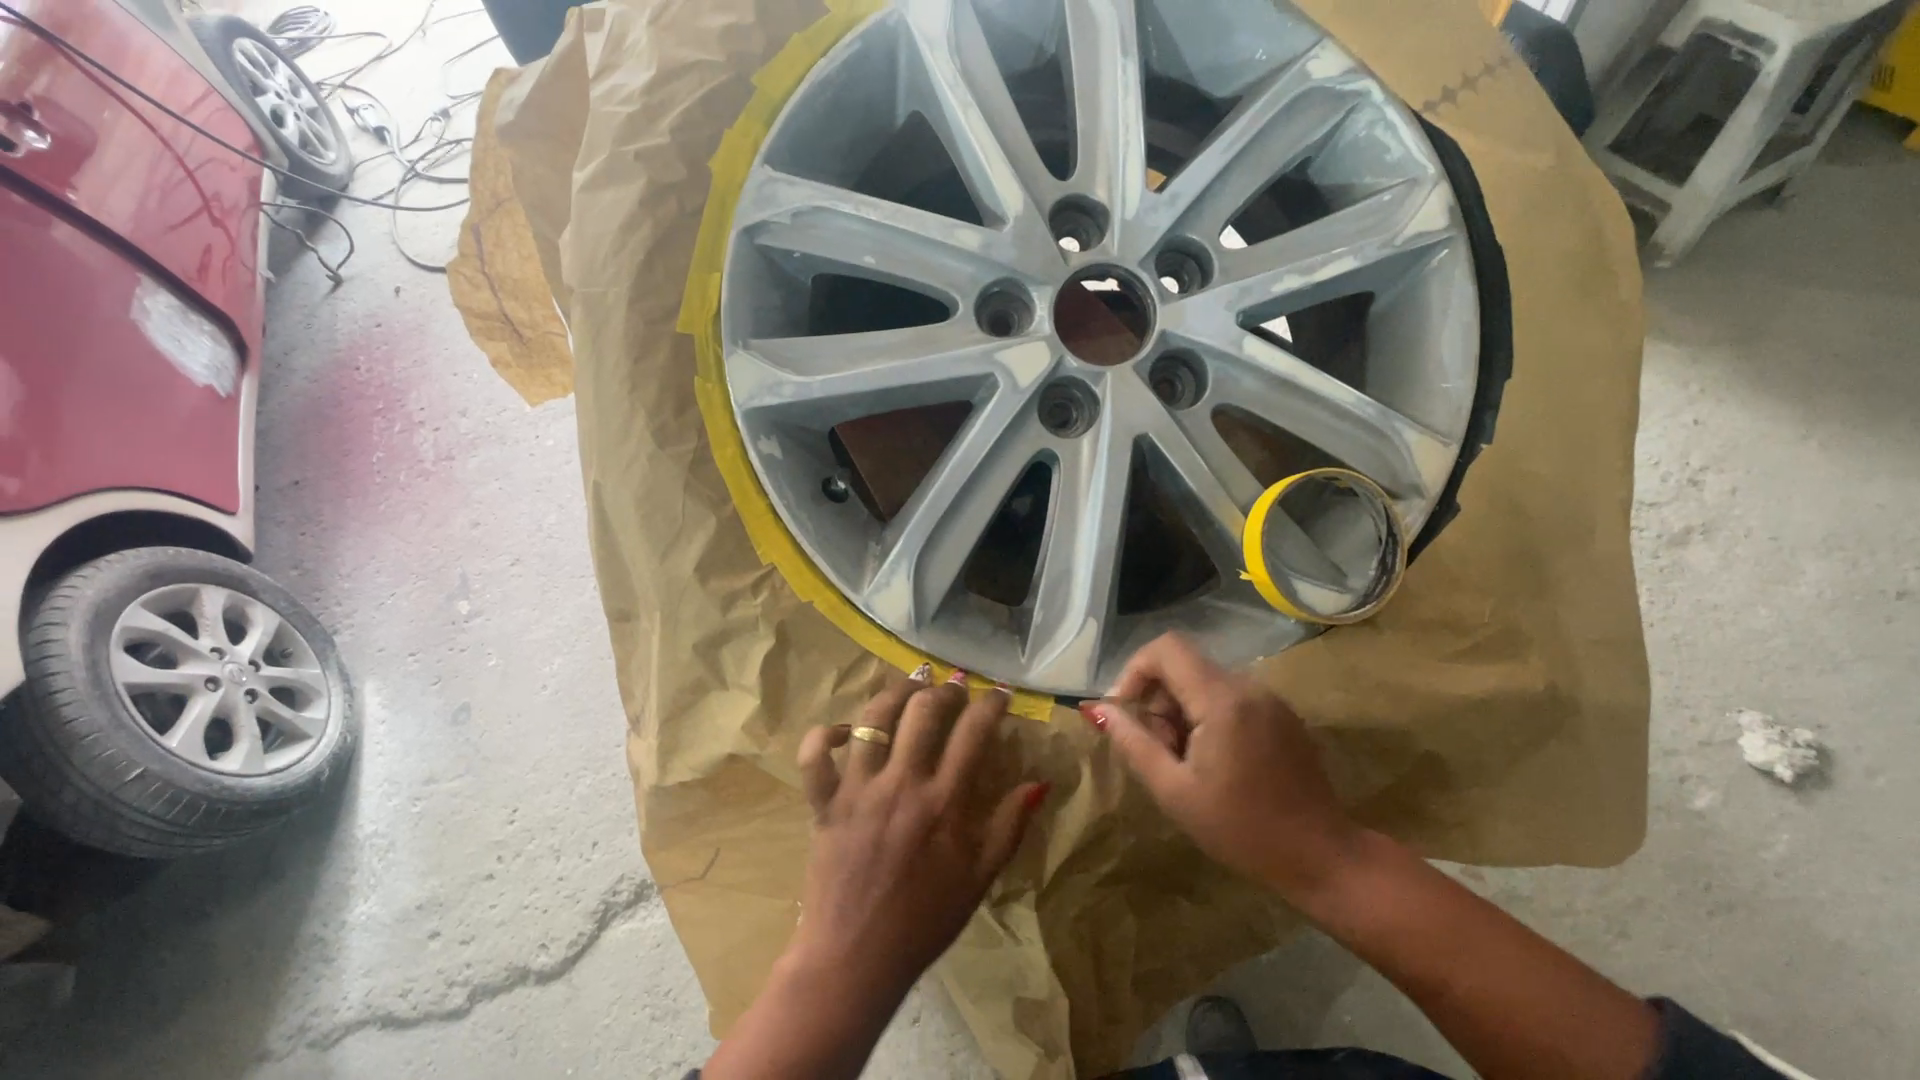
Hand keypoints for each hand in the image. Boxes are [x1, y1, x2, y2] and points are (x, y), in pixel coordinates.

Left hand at [790, 667, 1047, 997]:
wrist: (856, 958)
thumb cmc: (924, 921)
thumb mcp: (980, 879)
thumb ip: (1009, 827)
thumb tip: (1038, 783)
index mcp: (945, 803)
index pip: (974, 732)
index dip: (992, 703)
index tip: (1000, 695)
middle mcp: (902, 785)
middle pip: (924, 712)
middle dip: (945, 691)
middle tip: (955, 691)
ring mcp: (858, 791)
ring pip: (873, 719)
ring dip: (894, 693)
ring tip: (910, 687)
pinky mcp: (824, 804)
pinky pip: (815, 756)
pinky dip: (825, 735)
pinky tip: (845, 732)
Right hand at [1082, 633, 1362, 898]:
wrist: (1321, 856)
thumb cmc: (1240, 829)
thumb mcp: (1173, 790)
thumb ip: (1133, 742)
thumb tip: (1097, 709)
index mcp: (1223, 700)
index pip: (1166, 648)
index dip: (1134, 670)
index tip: (1124, 712)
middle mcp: (1249, 686)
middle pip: (1184, 667)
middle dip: (1158, 702)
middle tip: (1159, 753)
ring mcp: (1270, 699)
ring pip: (1205, 683)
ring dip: (1181, 713)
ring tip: (1186, 765)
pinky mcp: (1282, 715)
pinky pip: (1231, 699)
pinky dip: (1208, 719)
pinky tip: (1214, 764)